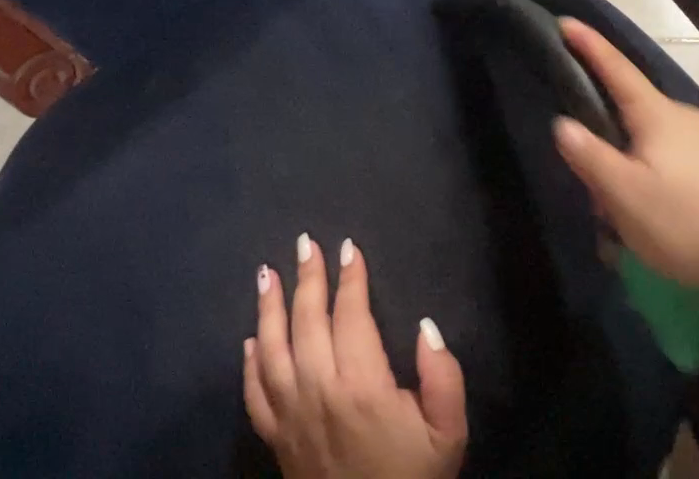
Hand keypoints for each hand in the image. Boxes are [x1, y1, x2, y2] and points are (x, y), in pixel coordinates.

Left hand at [244, 235, 466, 478]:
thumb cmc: (415, 478)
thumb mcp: (449, 431)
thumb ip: (444, 376)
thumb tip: (425, 326)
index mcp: (362, 386)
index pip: (350, 316)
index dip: (350, 279)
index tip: (348, 247)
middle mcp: (319, 393)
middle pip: (307, 323)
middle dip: (307, 278)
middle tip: (305, 243)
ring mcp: (292, 417)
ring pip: (272, 351)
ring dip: (269, 309)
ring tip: (267, 274)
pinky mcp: (277, 440)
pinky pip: (255, 394)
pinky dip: (249, 363)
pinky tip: (250, 338)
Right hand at [552, 19, 698, 290]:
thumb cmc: (687, 221)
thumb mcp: (625, 193)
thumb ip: (590, 156)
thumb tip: (562, 122)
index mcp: (656, 114)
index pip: (616, 68)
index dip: (589, 45)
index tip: (565, 21)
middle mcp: (682, 117)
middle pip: (629, 111)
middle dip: (602, 135)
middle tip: (586, 175)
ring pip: (648, 143)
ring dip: (626, 168)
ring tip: (617, 214)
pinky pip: (668, 161)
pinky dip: (649, 180)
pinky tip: (651, 216)